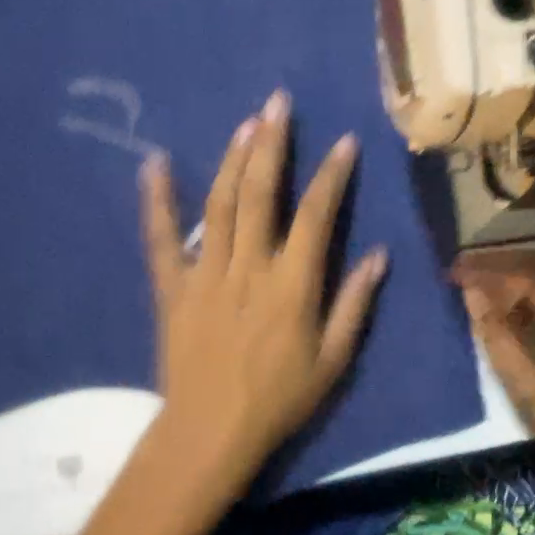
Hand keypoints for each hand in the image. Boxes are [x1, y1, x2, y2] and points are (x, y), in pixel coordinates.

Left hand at [139, 88, 386, 490]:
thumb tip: (379, 256)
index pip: (316, 215)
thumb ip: (354, 304)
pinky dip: (157, 201)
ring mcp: (205, 275)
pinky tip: (154, 163)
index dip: (331, 175)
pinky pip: (161, 239)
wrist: (210, 432)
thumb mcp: (333, 359)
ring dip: (231, 159)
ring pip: (219, 205)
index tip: (342, 141)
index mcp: (292, 285)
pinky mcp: (171, 288)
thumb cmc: (280, 399)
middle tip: (278, 102)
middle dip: (272, 144)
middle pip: (260, 194)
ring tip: (245, 122)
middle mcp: (249, 268)